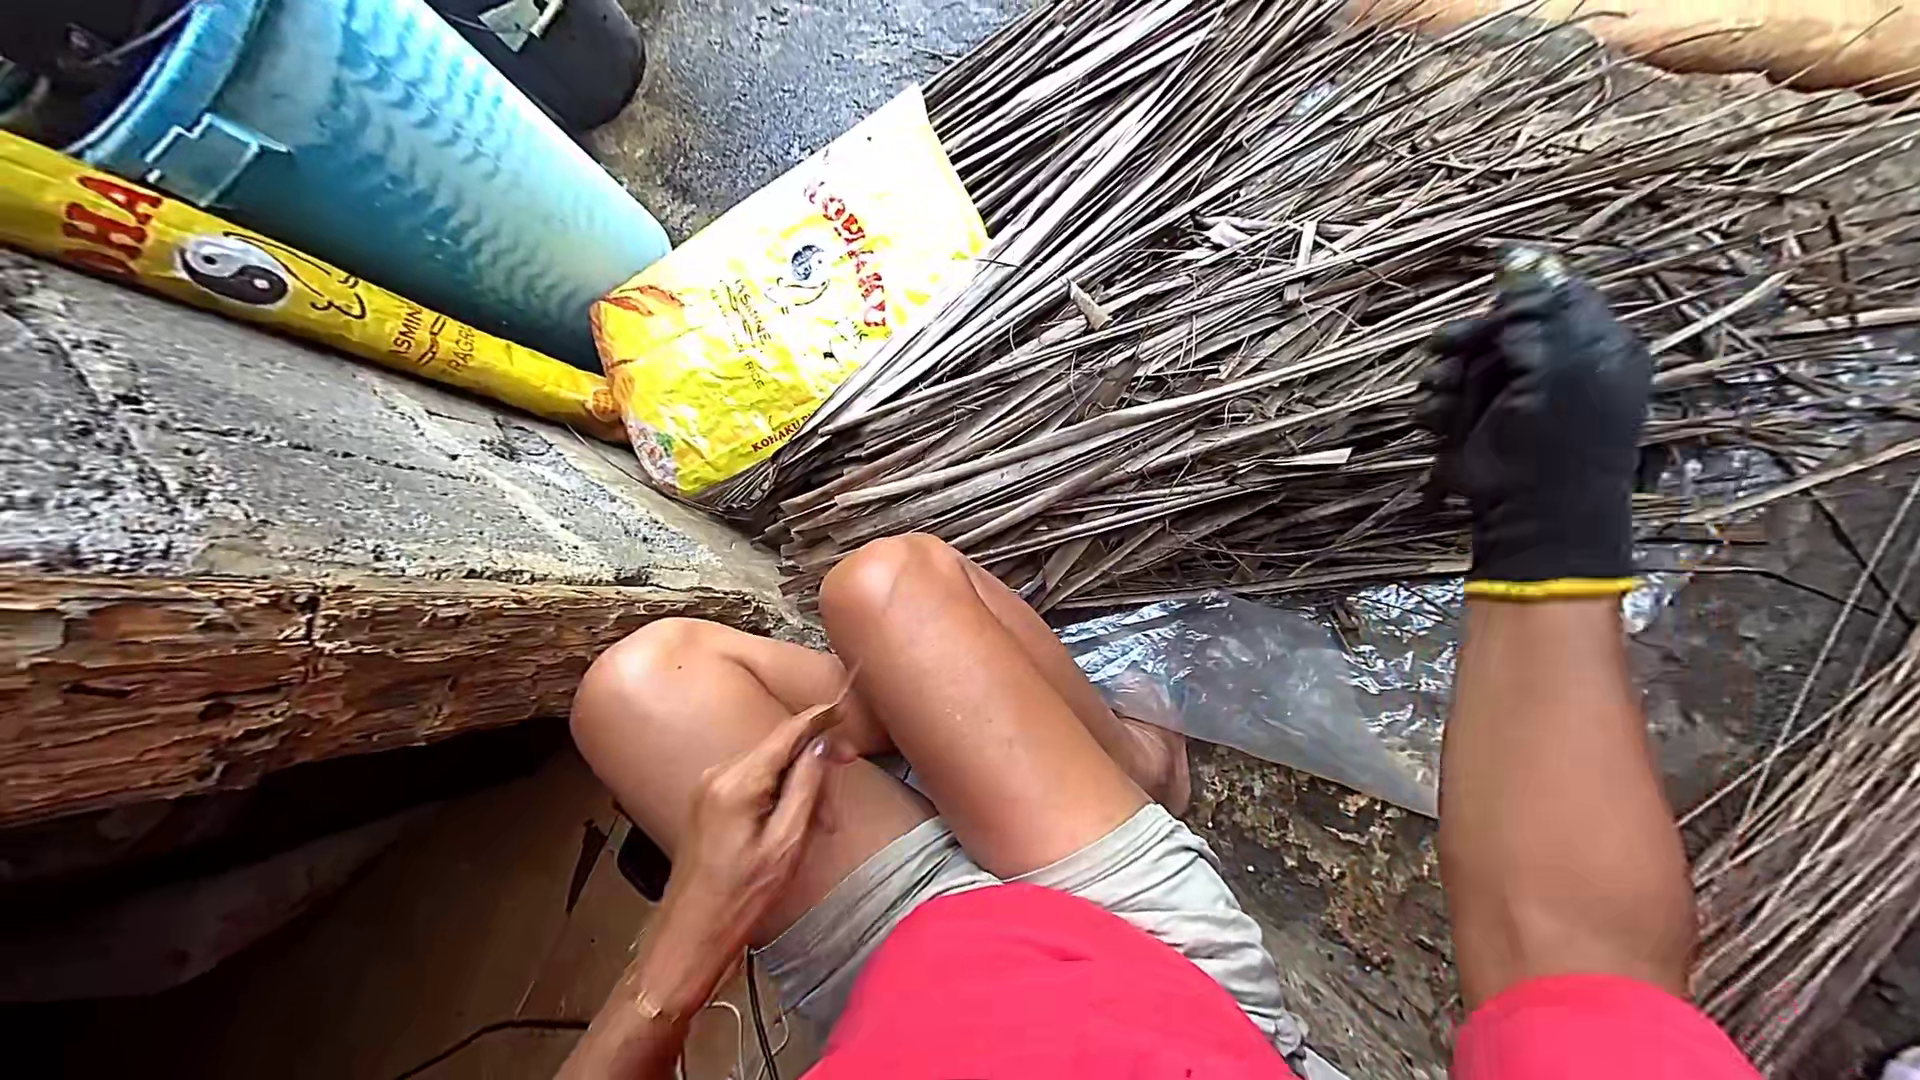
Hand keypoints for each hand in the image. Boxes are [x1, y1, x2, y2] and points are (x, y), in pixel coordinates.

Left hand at [658, 703, 851, 955]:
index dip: (819, 717)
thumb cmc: (740, 898)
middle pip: (780, 748)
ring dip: (800, 784)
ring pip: (770, 765)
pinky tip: (794, 822)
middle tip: (841, 794)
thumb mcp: (787, 842)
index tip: (844, 708)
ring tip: (819, 825)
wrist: (689, 937)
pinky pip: (755, 779)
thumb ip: (806, 785)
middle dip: (815, 765)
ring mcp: (709, 786)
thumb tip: (822, 743)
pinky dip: (781, 792)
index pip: (787, 732)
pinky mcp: (708, 800)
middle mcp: (719, 774)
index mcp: (737, 781)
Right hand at [1418, 248, 1650, 595]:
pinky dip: (1434, 406)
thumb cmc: (1556, 440)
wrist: (1530, 511)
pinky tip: (1437, 419)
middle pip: (1497, 329)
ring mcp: (1508, 397)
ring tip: (1440, 396)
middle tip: (1442, 349)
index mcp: (1590, 346)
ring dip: (1442, 377)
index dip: (1511, 297)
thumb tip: (1518, 255)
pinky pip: (1443, 398)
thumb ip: (1539, 311)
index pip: (1550, 298)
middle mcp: (1550, 366)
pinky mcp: (1473, 424)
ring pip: (1462, 364)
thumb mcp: (1557, 366)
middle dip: (1464, 340)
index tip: (1480, 301)